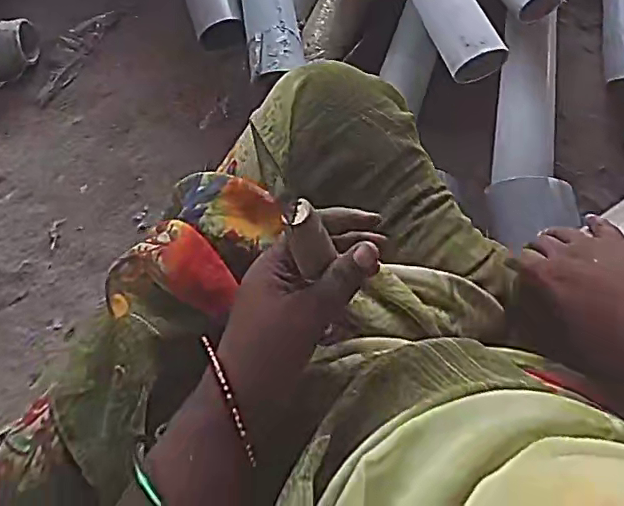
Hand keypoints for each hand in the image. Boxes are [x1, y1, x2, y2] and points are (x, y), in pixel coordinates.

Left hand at [216, 216, 384, 444]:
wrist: (239, 403)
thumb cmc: (270, 349)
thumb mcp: (310, 310)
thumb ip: (341, 278)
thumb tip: (371, 247)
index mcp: (275, 259)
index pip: (313, 225)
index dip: (346, 221)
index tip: (377, 222)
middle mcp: (276, 270)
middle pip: (318, 245)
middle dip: (351, 244)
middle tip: (384, 248)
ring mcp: (280, 294)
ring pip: (318, 270)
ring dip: (346, 268)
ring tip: (374, 270)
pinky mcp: (285, 317)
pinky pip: (315, 292)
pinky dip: (336, 291)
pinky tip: (355, 297)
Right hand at [514, 215, 623, 380]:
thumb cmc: (619, 344)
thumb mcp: (574, 348)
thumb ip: (546, 330)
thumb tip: (526, 322)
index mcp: (548, 277)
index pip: (519, 263)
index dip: (516, 271)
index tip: (517, 281)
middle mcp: (564, 252)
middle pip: (538, 242)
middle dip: (534, 253)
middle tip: (538, 268)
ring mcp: (592, 241)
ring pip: (564, 230)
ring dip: (557, 239)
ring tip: (559, 250)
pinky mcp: (617, 239)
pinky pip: (597, 224)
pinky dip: (589, 225)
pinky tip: (589, 226)